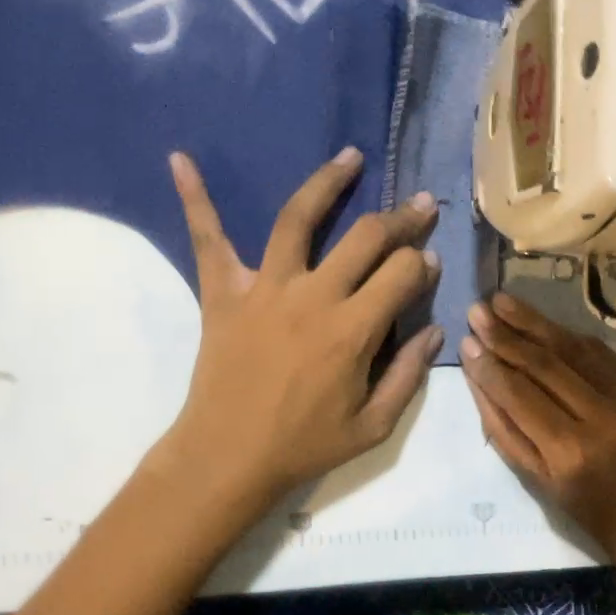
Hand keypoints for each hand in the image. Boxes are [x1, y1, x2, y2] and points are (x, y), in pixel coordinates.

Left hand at [145, 148, 443, 509]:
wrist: (229, 457)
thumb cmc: (305, 447)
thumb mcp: (374, 426)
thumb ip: (408, 375)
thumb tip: (435, 330)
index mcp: (354, 331)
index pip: (402, 274)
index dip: (423, 263)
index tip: (429, 264)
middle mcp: (313, 296)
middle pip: (365, 237)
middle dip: (401, 217)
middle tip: (420, 204)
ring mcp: (265, 288)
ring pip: (298, 218)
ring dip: (327, 183)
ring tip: (349, 157)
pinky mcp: (223, 292)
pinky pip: (207, 238)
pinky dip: (195, 198)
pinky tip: (180, 159)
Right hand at [461, 293, 615, 572]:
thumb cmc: (586, 508)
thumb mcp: (536, 479)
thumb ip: (503, 429)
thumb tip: (477, 379)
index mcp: (569, 449)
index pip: (520, 393)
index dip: (490, 365)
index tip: (466, 341)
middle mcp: (600, 416)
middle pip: (546, 363)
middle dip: (507, 335)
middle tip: (477, 311)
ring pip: (573, 348)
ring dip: (535, 322)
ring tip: (502, 302)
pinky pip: (599, 352)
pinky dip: (567, 336)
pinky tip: (541, 322)